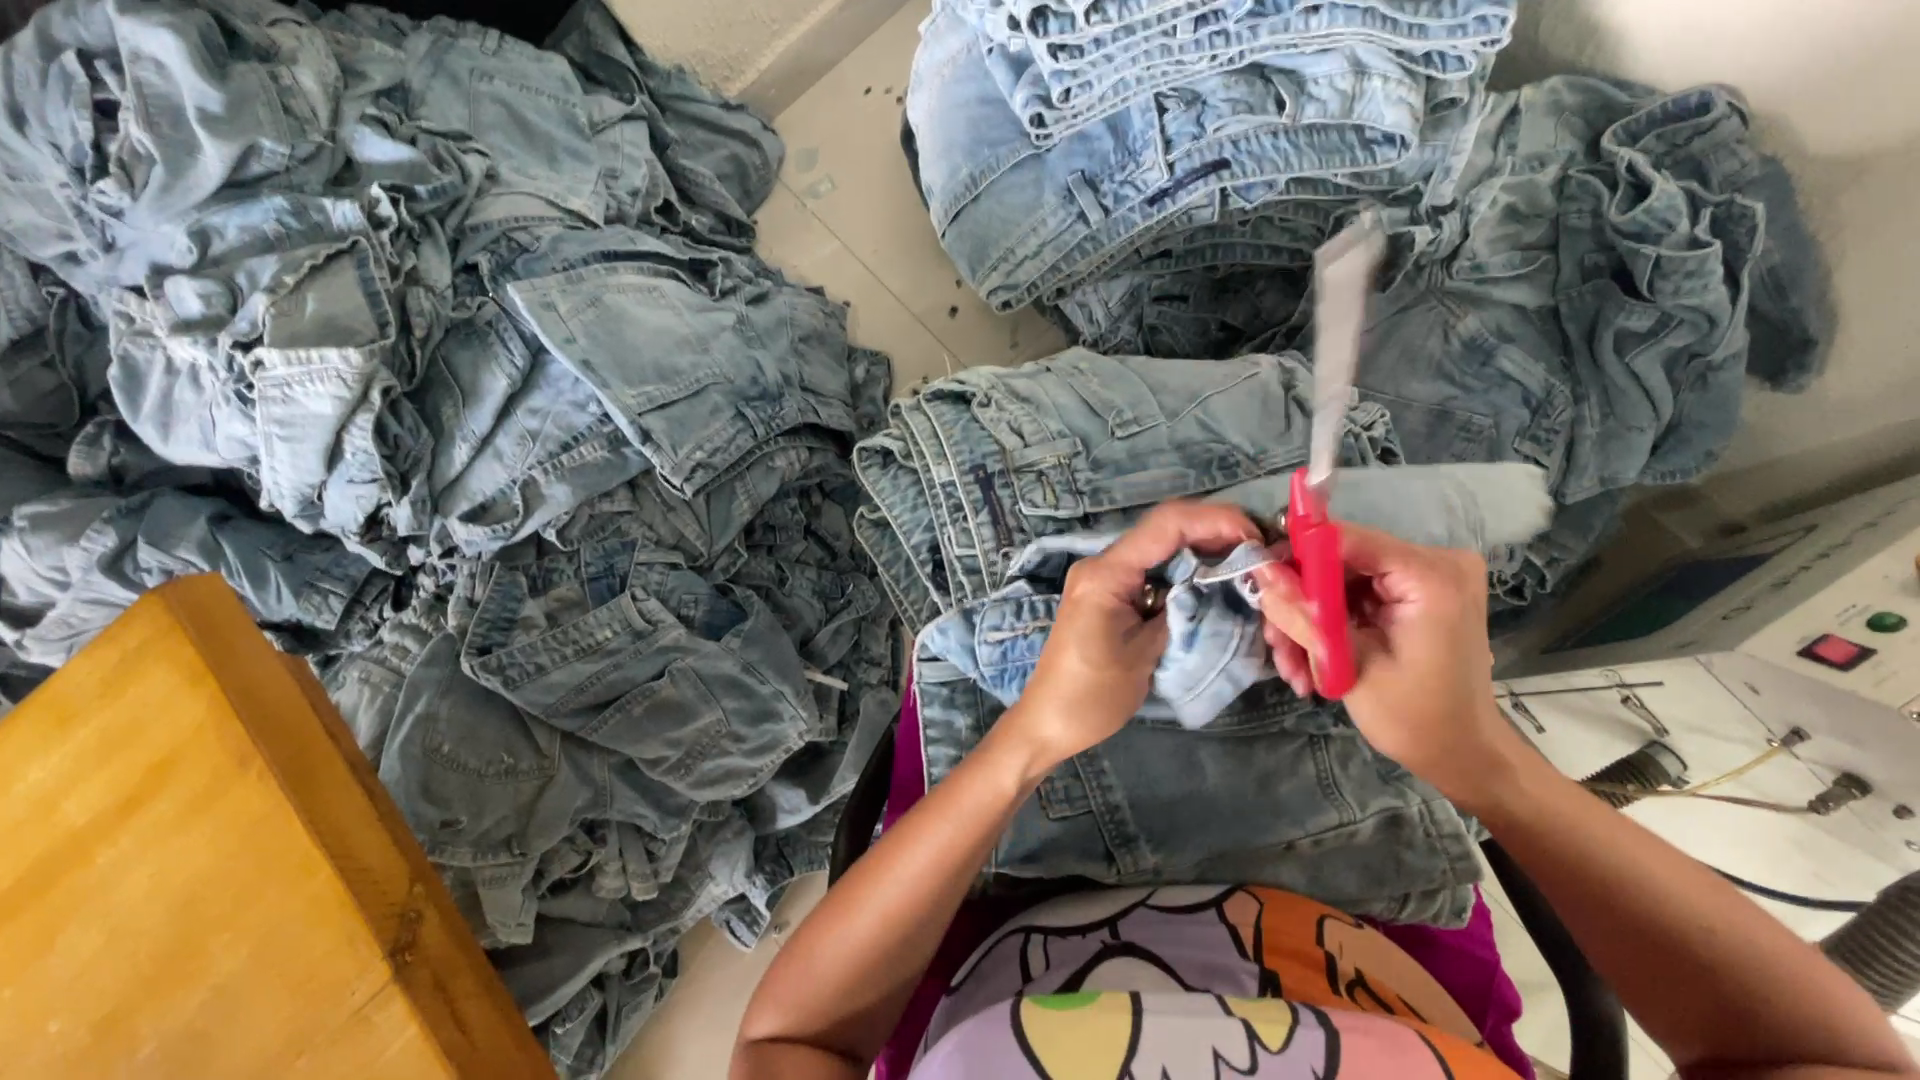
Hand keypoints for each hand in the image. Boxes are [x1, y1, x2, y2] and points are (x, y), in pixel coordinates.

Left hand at [1000, 501, 1262, 775]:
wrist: (1048, 722)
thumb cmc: (1092, 695)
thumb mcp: (1145, 655)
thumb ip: (1183, 614)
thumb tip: (1223, 586)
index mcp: (1107, 573)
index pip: (1168, 525)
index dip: (1217, 521)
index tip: (1257, 538)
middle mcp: (1103, 564)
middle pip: (1167, 529)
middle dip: (1217, 533)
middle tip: (1262, 552)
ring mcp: (1105, 578)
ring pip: (1163, 547)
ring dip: (1206, 550)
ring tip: (1249, 565)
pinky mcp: (1111, 595)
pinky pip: (1154, 570)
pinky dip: (1187, 571)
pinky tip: (1217, 583)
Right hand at [1252, 525, 1524, 806]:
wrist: (1462, 753)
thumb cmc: (1415, 717)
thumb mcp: (1348, 664)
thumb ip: (1303, 613)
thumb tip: (1259, 570)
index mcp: (1430, 575)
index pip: (1344, 540)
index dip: (1295, 557)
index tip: (1259, 586)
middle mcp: (1435, 562)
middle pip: (1339, 560)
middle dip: (1301, 602)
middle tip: (1277, 645)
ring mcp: (1426, 578)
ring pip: (1340, 581)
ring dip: (1310, 621)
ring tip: (1293, 666)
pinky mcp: (1416, 595)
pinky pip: (1356, 596)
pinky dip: (1331, 625)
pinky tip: (1313, 662)